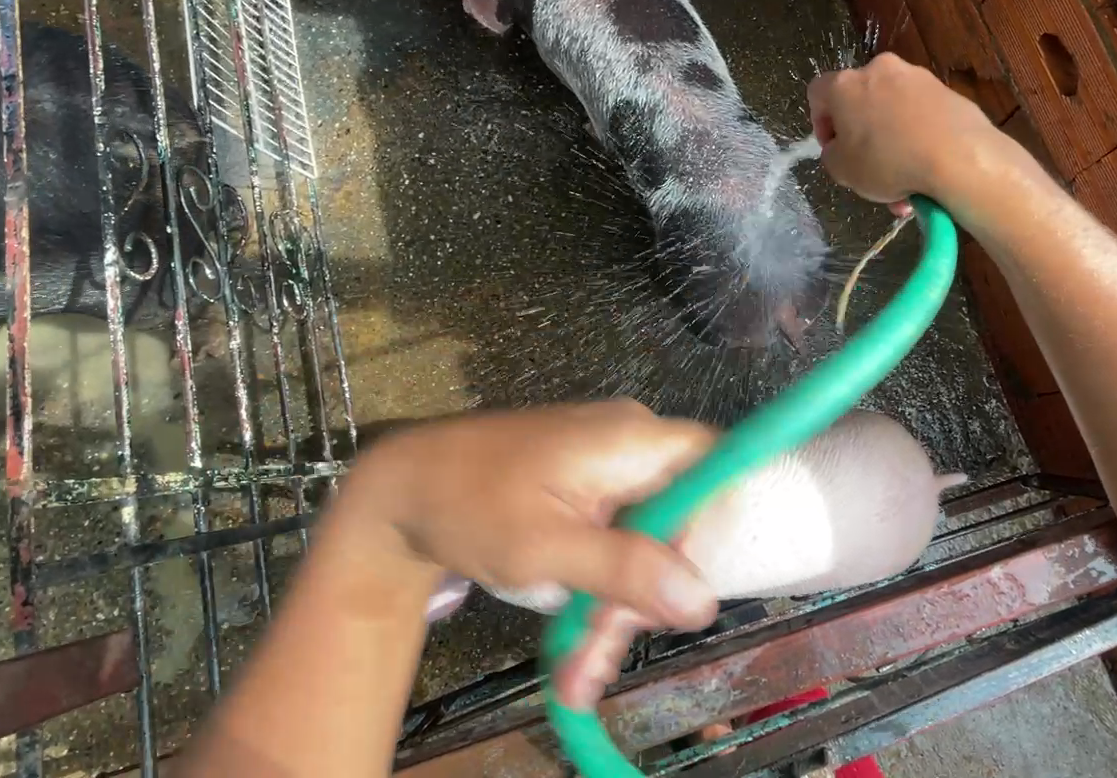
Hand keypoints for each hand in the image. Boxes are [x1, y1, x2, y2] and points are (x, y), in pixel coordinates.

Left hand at [345, 401, 719, 705]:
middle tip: (594, 661)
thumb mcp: (543, 548)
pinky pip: (615, 540)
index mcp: (631, 440)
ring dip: (613, 607)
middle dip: (642, 597)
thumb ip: (624, 570)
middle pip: (676, 521)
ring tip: (573, 675)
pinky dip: (597, 589)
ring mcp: (606, 468)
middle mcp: (630, 445)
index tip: (679, 592)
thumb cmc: (469, 504)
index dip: (713, 529)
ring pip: (644, 542)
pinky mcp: (585, 490)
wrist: (400, 485)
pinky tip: (570, 642)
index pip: (715, 468)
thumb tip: (703, 602)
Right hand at [806, 53, 1007, 209]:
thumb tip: (842, 148)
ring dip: (893, 145)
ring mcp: (917, 77)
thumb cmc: (887, 161)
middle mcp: (880, 70)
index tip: (832, 149)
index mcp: (845, 84)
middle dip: (862, 138)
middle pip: (860, 102)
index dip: (820, 123)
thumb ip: (832, 154)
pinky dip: (918, 140)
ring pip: (893, 113)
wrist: (958, 155)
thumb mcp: (842, 170)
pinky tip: (925, 172)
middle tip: (868, 170)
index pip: (818, 93)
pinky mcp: (946, 91)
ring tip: (903, 185)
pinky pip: (921, 117)